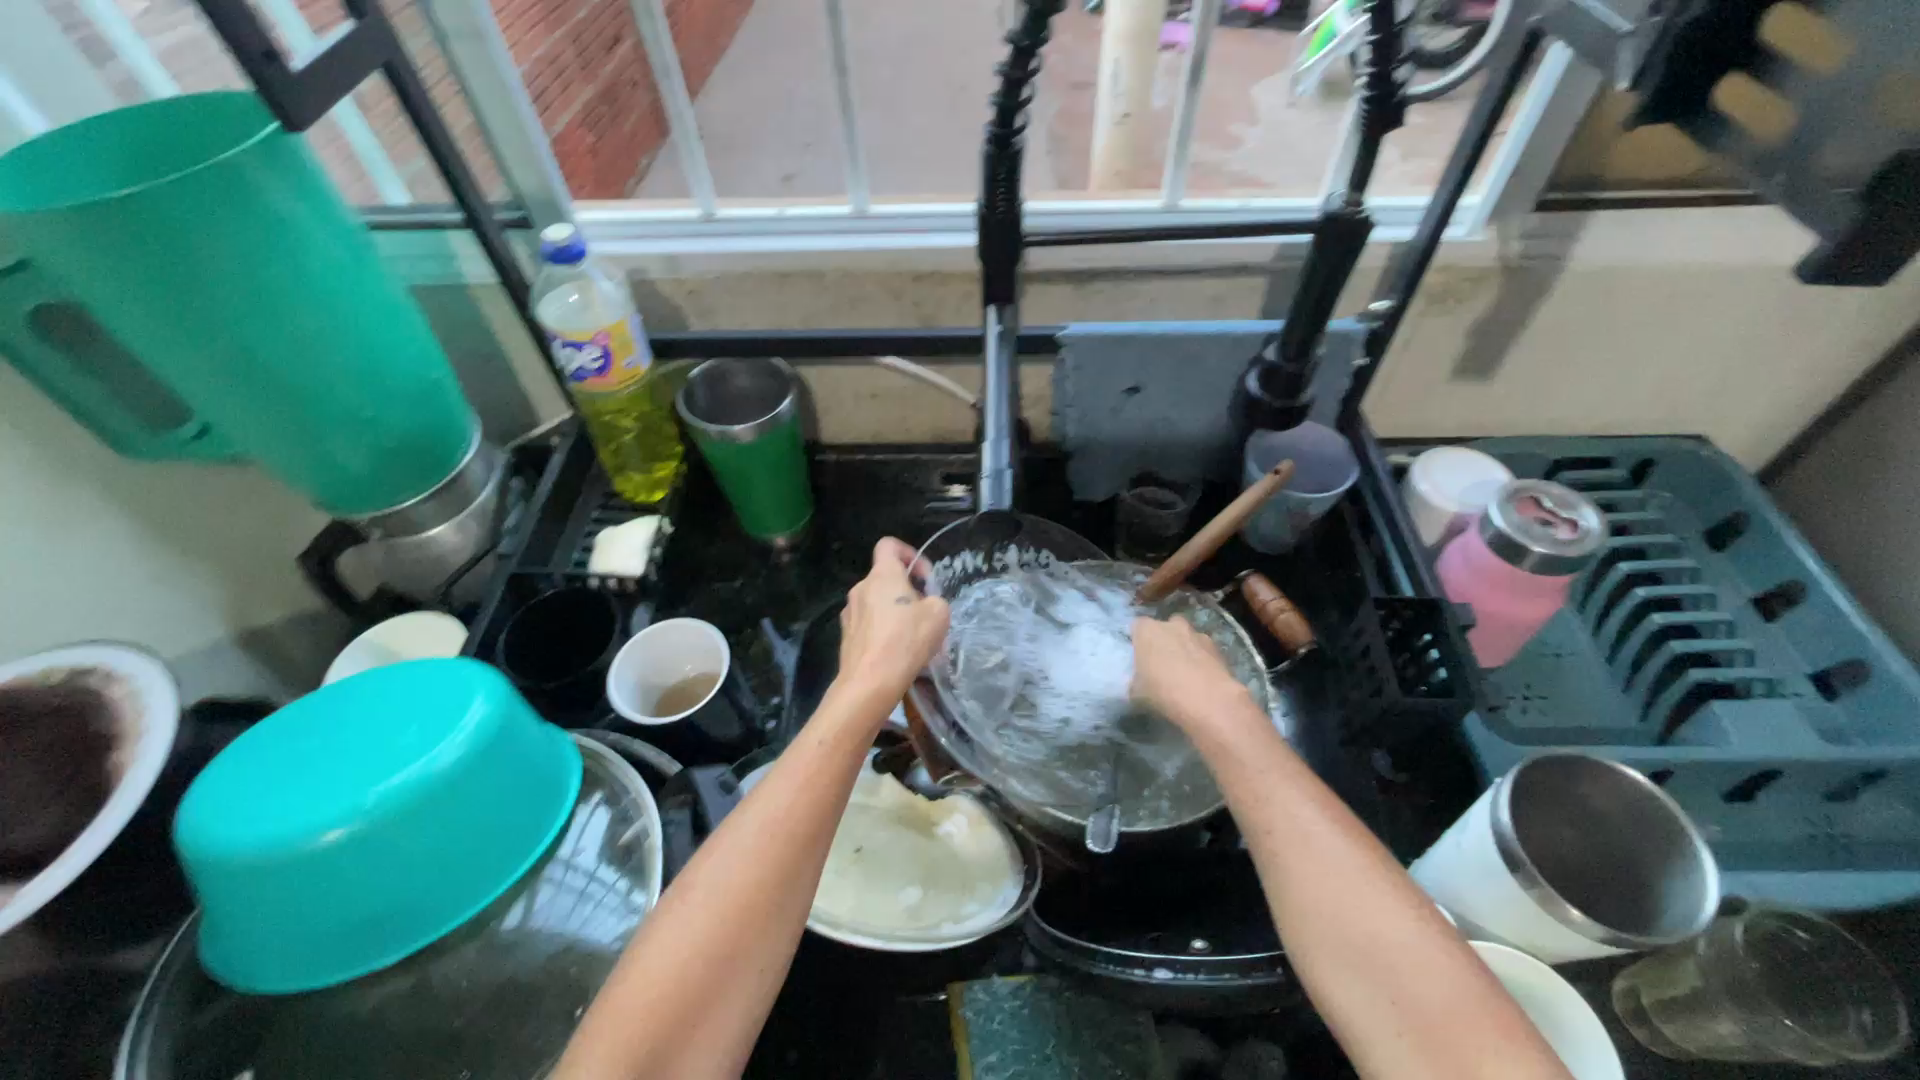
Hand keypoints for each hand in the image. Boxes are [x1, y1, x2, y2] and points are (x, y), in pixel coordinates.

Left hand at [837, 538, 950, 707]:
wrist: (870, 682)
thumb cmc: (906, 640)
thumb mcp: (939, 614)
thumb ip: (934, 600)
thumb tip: (923, 605)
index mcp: (882, 575)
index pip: (889, 545)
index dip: (909, 554)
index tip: (923, 577)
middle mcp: (861, 588)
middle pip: (885, 578)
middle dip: (906, 592)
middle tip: (924, 614)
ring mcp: (849, 613)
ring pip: (876, 604)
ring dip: (894, 613)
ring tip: (912, 638)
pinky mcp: (846, 636)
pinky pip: (868, 626)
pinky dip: (882, 632)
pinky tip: (896, 653)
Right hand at [1131, 615, 1256, 736]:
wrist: (1208, 700)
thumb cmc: (1162, 692)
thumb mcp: (1136, 692)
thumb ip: (1135, 681)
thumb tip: (1139, 682)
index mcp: (1147, 631)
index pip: (1138, 626)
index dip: (1138, 640)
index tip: (1139, 657)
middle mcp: (1172, 625)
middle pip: (1165, 627)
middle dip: (1164, 640)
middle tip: (1162, 663)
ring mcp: (1197, 634)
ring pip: (1187, 637)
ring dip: (1185, 649)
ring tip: (1185, 674)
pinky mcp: (1218, 648)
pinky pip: (1204, 650)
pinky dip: (1203, 660)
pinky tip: (1202, 679)